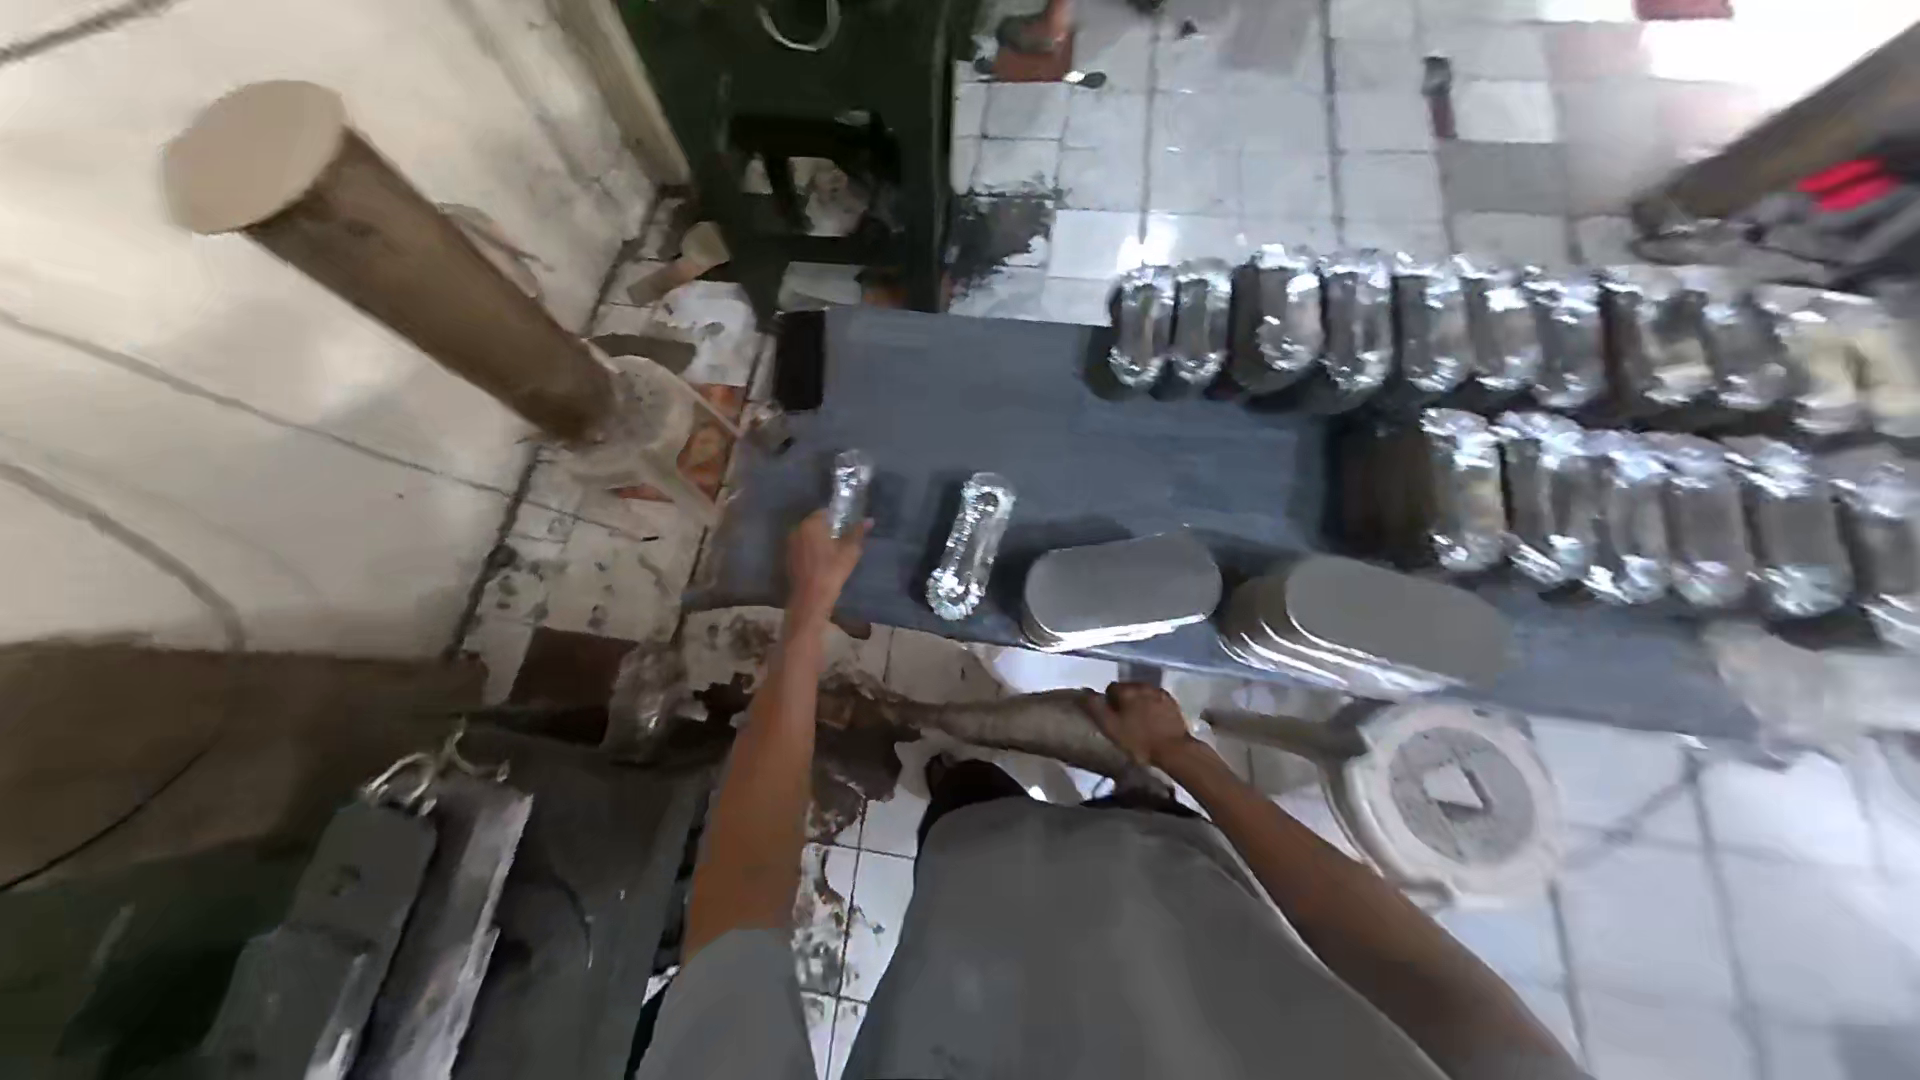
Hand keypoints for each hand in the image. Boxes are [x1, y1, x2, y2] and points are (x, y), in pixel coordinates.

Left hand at [787, 509, 868, 617]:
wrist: (811, 597)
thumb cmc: (832, 571)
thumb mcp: (850, 551)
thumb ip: (858, 532)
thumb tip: (869, 520)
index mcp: (811, 524)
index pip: (826, 512)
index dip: (839, 518)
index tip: (848, 528)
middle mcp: (797, 530)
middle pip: (816, 523)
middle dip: (829, 529)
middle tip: (843, 541)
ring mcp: (790, 544)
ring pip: (809, 535)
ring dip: (820, 539)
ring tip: (834, 552)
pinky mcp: (788, 557)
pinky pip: (803, 547)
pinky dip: (812, 549)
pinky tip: (822, 561)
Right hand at [1080, 682, 1198, 769]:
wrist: (1174, 750)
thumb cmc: (1139, 741)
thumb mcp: (1110, 728)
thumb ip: (1095, 707)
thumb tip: (1084, 690)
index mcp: (1126, 691)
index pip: (1111, 688)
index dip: (1109, 702)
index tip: (1112, 717)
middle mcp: (1142, 685)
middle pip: (1128, 688)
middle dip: (1125, 700)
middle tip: (1125, 720)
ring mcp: (1159, 692)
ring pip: (1143, 692)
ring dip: (1139, 701)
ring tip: (1140, 720)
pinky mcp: (1172, 701)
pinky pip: (1156, 698)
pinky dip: (1152, 705)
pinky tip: (1154, 720)